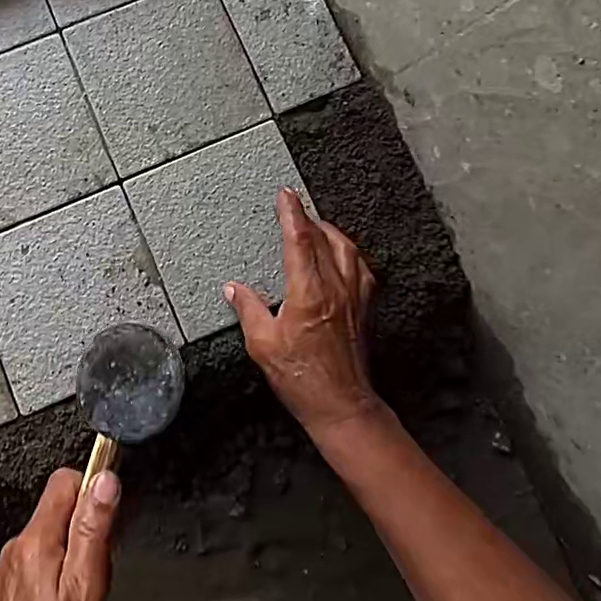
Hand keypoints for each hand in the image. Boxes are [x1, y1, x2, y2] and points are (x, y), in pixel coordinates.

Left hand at [0, 468, 118, 600]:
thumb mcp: (86, 584)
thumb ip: (95, 527)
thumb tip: (106, 479)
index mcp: (35, 541)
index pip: (66, 479)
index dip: (94, 490)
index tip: (108, 514)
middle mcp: (16, 550)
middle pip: (61, 504)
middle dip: (87, 522)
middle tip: (99, 559)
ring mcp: (10, 569)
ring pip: (53, 531)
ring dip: (75, 546)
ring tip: (85, 583)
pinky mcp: (10, 588)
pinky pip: (42, 556)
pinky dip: (60, 565)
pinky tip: (68, 596)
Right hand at [225, 190, 384, 437]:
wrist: (341, 404)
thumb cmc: (304, 380)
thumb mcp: (263, 345)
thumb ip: (248, 310)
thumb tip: (235, 290)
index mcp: (309, 292)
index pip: (300, 239)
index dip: (291, 213)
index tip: (286, 196)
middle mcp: (335, 287)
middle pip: (324, 237)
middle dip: (308, 216)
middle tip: (296, 205)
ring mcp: (354, 296)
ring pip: (347, 248)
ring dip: (330, 231)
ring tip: (317, 225)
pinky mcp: (365, 307)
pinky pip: (361, 267)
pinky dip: (349, 252)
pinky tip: (343, 256)